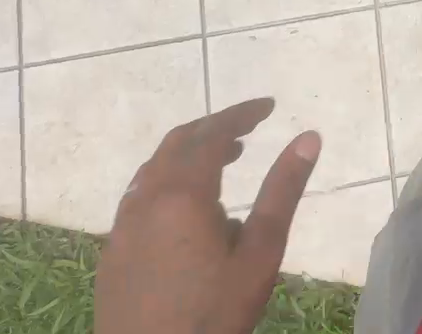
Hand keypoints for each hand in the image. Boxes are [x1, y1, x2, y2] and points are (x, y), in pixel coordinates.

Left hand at [94, 99, 319, 333]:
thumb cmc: (214, 314)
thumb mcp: (262, 252)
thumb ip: (283, 190)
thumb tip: (309, 137)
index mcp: (183, 197)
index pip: (212, 135)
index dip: (241, 115)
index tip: (269, 107)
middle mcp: (146, 203)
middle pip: (177, 144)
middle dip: (215, 128)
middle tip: (250, 127)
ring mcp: (122, 230)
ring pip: (153, 170)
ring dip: (189, 153)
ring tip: (226, 160)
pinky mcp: (112, 256)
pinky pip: (139, 196)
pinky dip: (168, 180)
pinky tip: (191, 207)